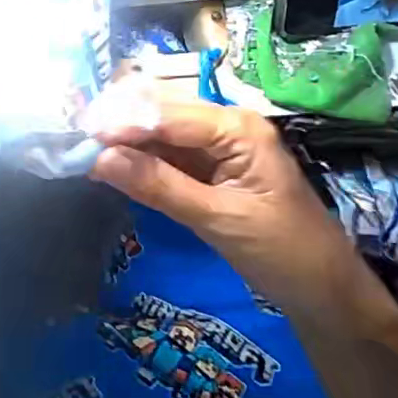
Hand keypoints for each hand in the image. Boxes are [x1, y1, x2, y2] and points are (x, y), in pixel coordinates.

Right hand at [91, 101, 358, 309]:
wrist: (323, 290)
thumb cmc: (283, 253)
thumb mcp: (219, 220)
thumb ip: (158, 186)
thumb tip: (99, 159)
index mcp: (237, 127)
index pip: (166, 115)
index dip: (120, 124)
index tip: (78, 138)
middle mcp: (224, 122)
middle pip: (158, 107)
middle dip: (115, 119)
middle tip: (73, 138)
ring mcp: (214, 141)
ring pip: (155, 126)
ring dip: (119, 135)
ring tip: (81, 148)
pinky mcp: (206, 163)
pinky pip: (162, 149)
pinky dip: (134, 154)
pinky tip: (106, 162)